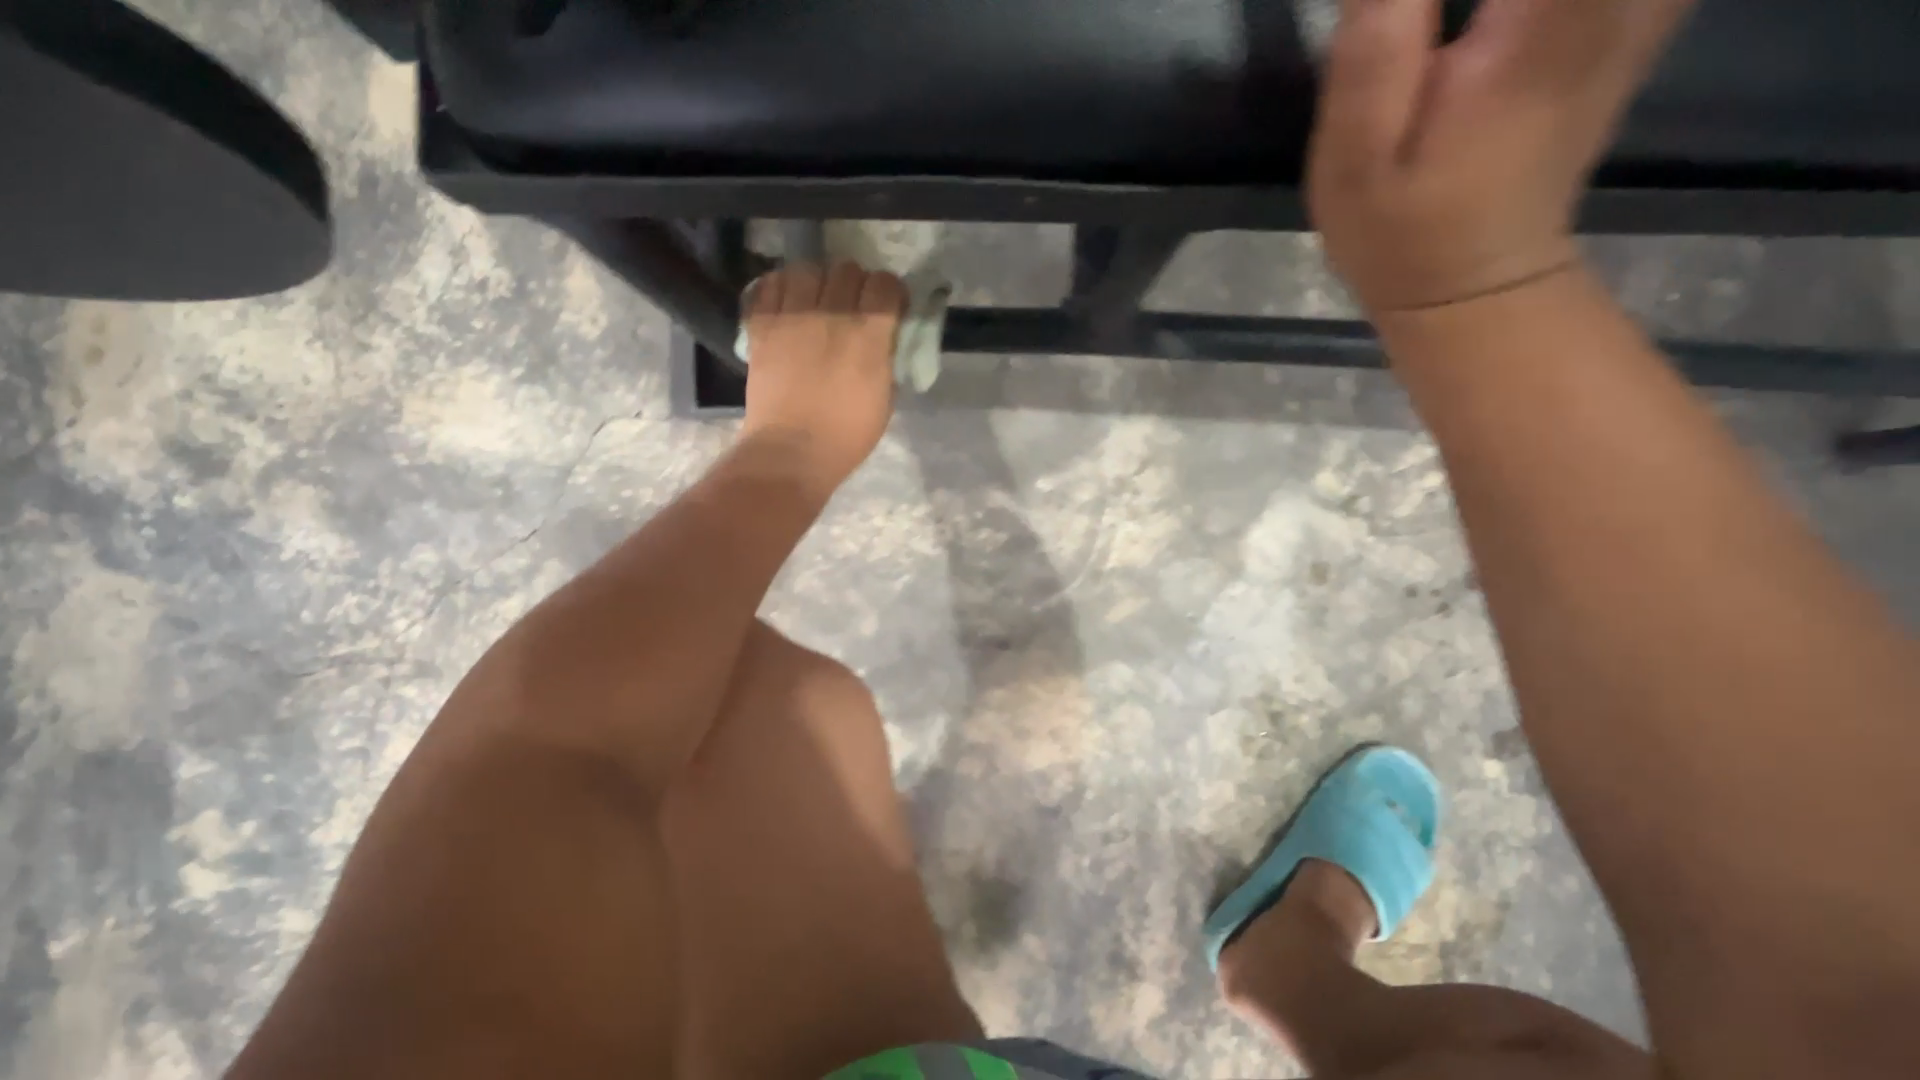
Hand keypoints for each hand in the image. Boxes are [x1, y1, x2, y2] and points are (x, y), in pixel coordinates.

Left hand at [738, 262, 906, 496]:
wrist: (791, 452)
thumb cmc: (846, 436)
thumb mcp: (885, 398)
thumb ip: (885, 358)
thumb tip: (883, 340)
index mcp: (869, 335)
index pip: (886, 284)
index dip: (891, 293)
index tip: (890, 308)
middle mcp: (832, 314)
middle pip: (848, 270)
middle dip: (856, 285)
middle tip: (853, 307)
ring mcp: (792, 316)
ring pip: (808, 269)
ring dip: (817, 282)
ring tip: (816, 301)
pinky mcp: (762, 325)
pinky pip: (769, 285)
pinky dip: (779, 288)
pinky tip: (786, 304)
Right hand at [1308, 0, 1696, 313]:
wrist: (1475, 284)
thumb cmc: (1403, 228)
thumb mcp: (1357, 149)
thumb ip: (1378, 34)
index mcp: (1541, 25)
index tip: (1401, 1)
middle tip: (1421, 12)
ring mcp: (1640, 4)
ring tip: (1462, 27)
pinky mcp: (1635, 13)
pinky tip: (1495, 18)